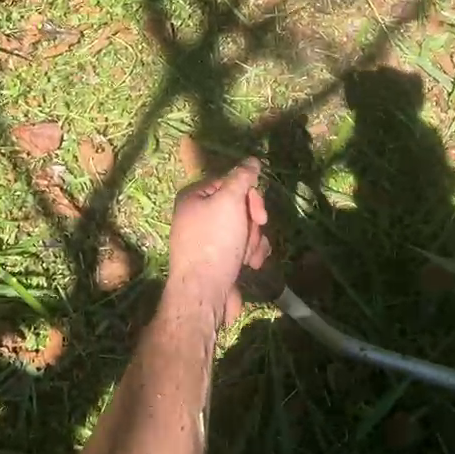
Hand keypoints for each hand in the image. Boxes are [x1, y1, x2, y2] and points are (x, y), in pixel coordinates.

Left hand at [164, 158, 271, 330]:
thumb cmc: (214, 243)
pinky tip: (251, 266)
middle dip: (252, 222)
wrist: (204, 294)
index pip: (230, 182)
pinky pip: (243, 246)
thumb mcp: (229, 201)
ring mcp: (209, 238)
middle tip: (251, 236)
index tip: (259, 213)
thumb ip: (242, 178)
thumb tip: (253, 159)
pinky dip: (251, 254)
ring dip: (254, 241)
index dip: (249, 196)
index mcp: (194, 196)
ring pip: (245, 227)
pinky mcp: (220, 259)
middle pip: (239, 205)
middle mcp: (198, 214)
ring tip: (248, 257)